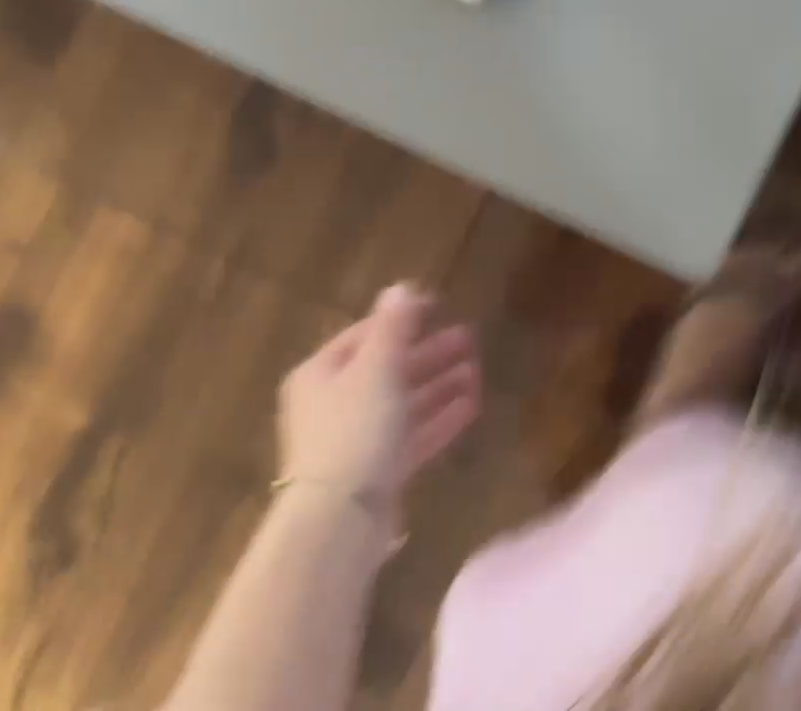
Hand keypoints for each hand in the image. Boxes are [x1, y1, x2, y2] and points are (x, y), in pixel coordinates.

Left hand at [277, 284, 481, 514]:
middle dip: (429, 353)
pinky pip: (414, 434)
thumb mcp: (377, 368)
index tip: (440, 306)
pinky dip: (440, 417)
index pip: (364, 335)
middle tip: (470, 338)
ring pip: (404, 402)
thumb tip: (402, 286)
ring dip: (440, 384)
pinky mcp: (379, 468)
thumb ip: (393, 328)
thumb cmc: (354, 429)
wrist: (341, 514)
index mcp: (322, 374)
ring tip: (478, 370)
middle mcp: (335, 403)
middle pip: (388, 369)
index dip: (402, 319)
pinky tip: (471, 404)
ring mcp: (357, 438)